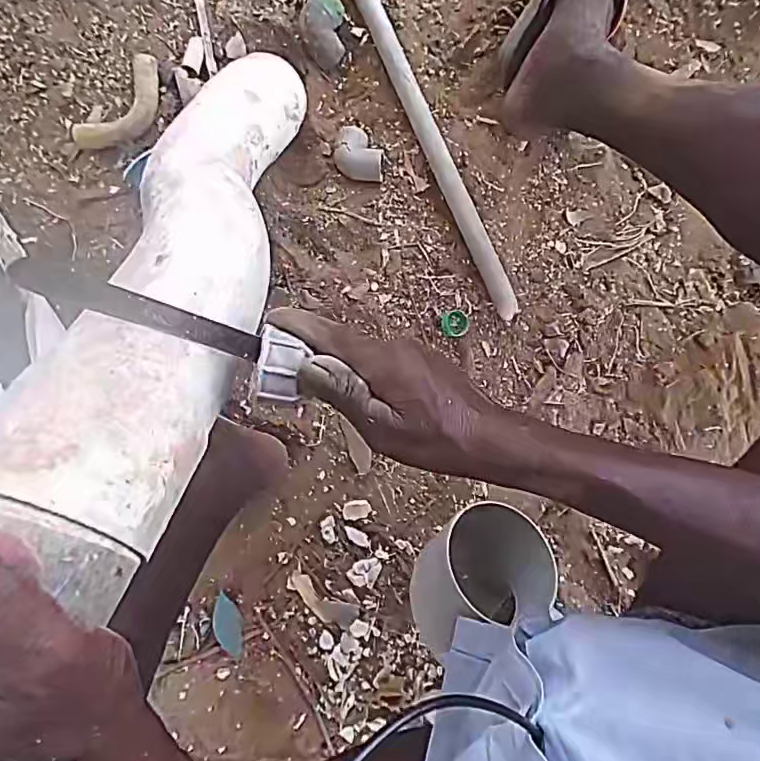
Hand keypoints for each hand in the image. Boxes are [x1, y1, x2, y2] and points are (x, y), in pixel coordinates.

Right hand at [267, 307, 519, 478]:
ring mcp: (410, 350)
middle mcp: (395, 346)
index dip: (298, 325)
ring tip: (314, 383)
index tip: (272, 320)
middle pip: (342, 341)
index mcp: (382, 361)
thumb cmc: (436, 440)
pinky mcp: (419, 360)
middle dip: (310, 347)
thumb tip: (309, 366)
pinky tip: (355, 389)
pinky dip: (358, 367)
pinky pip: (379, 357)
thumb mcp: (382, 427)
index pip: (329, 334)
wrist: (486, 437)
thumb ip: (344, 394)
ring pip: (361, 351)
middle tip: (282, 361)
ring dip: (335, 360)